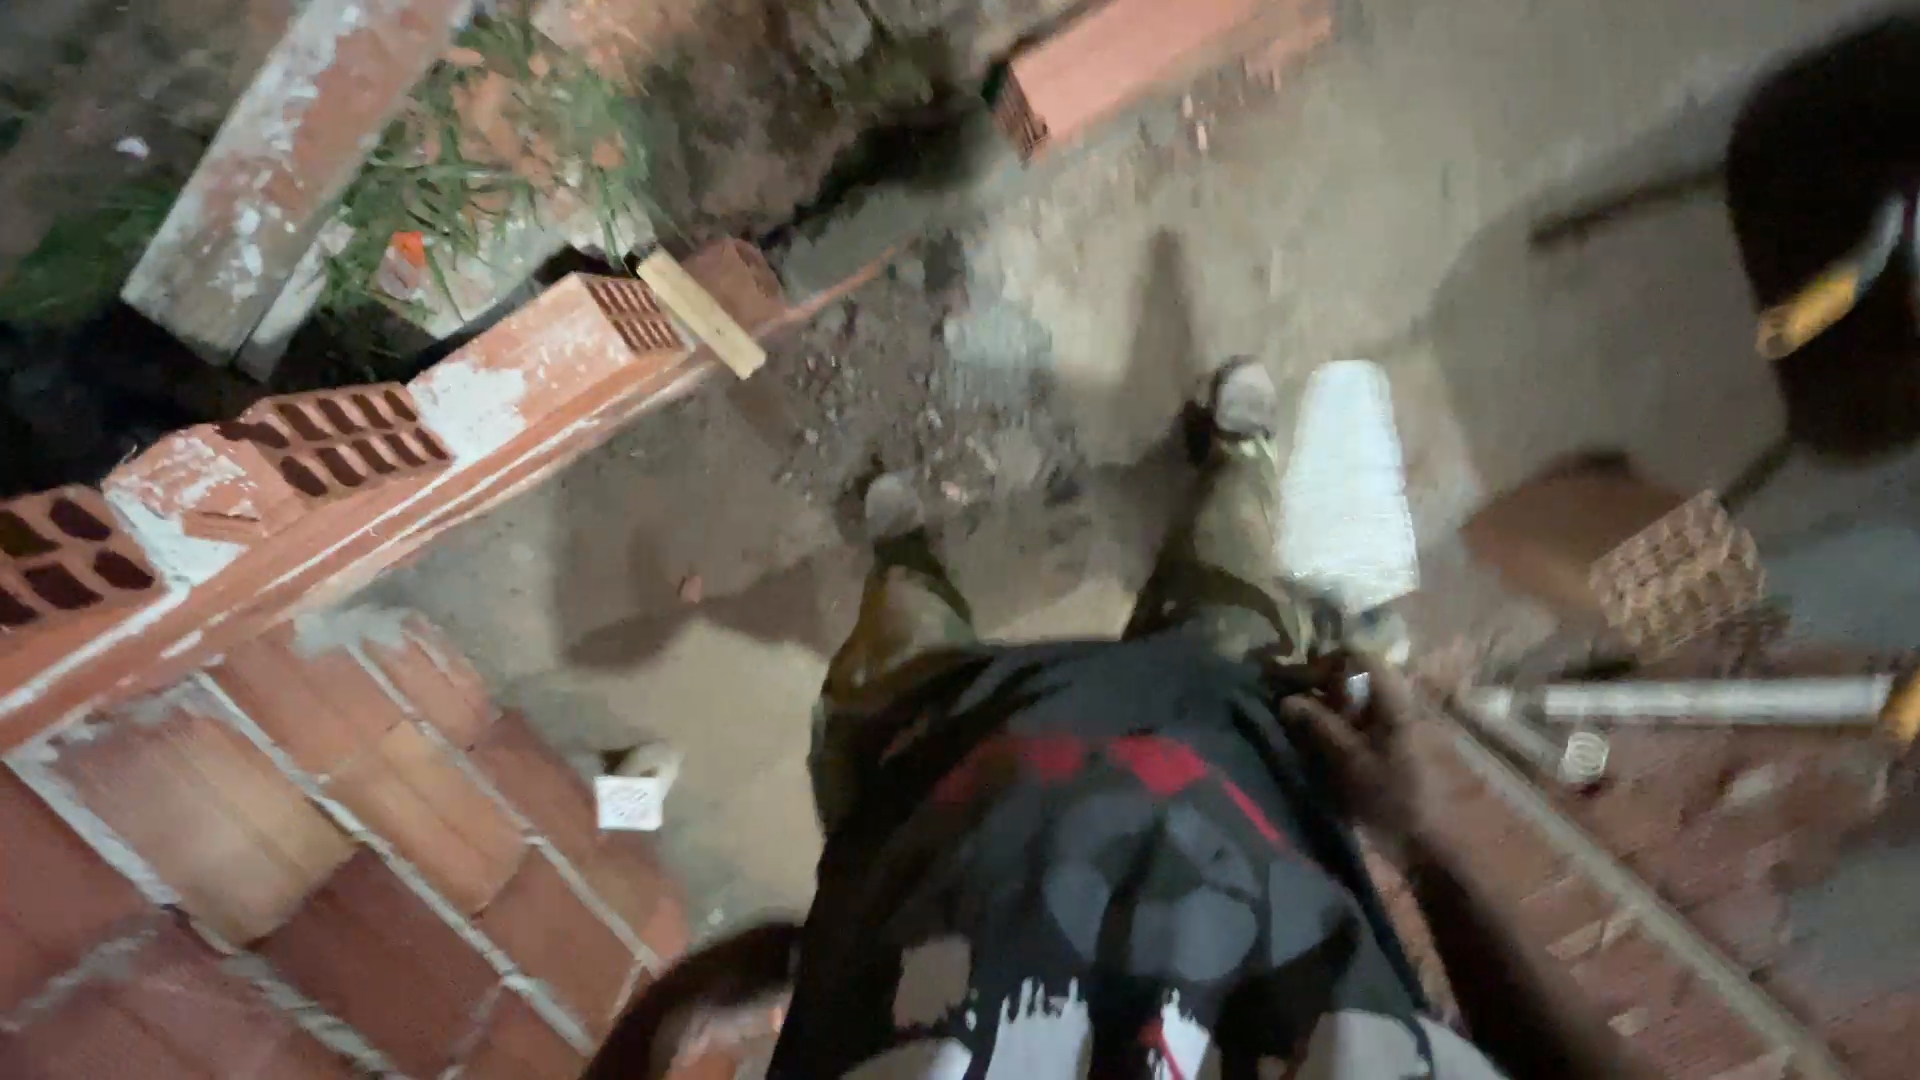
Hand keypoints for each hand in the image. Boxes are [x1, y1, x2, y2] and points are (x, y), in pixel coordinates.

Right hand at [1284, 656, 1425, 856]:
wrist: (1459, 853)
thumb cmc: (1402, 800)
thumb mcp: (1353, 763)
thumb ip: (1321, 727)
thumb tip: (1288, 699)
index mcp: (1396, 701)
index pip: (1358, 658)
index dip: (1323, 664)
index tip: (1296, 685)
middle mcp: (1408, 707)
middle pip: (1363, 680)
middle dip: (1325, 689)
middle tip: (1295, 709)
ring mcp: (1417, 731)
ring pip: (1368, 705)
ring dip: (1336, 712)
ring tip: (1309, 733)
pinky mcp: (1418, 755)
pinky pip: (1376, 727)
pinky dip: (1351, 731)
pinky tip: (1336, 754)